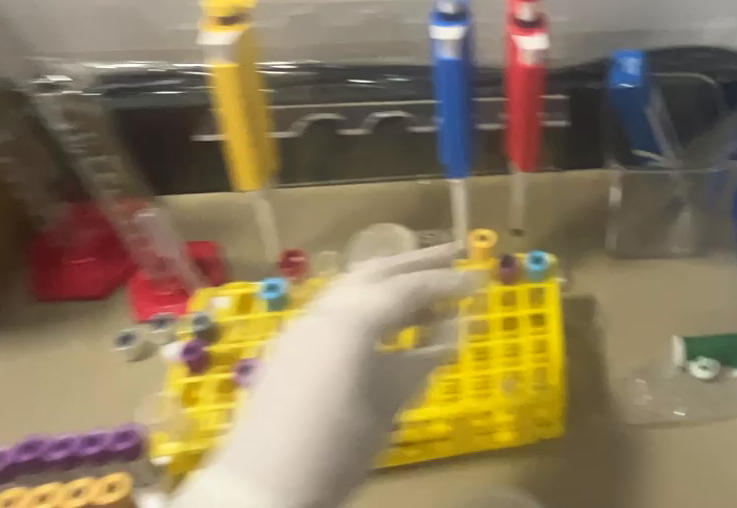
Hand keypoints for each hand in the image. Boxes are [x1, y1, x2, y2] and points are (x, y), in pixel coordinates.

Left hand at [174, 242, 481, 507]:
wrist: (258, 492)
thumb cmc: (335, 447)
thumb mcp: (388, 403)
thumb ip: (424, 358)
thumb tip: (457, 329)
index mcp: (352, 318)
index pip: (410, 286)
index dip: (448, 282)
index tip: (478, 280)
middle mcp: (326, 309)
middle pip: (379, 271)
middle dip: (419, 261)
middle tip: (455, 252)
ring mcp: (303, 325)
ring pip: (354, 284)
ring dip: (392, 279)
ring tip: (425, 286)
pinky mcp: (291, 346)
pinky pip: (338, 305)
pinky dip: (368, 299)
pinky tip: (386, 319)